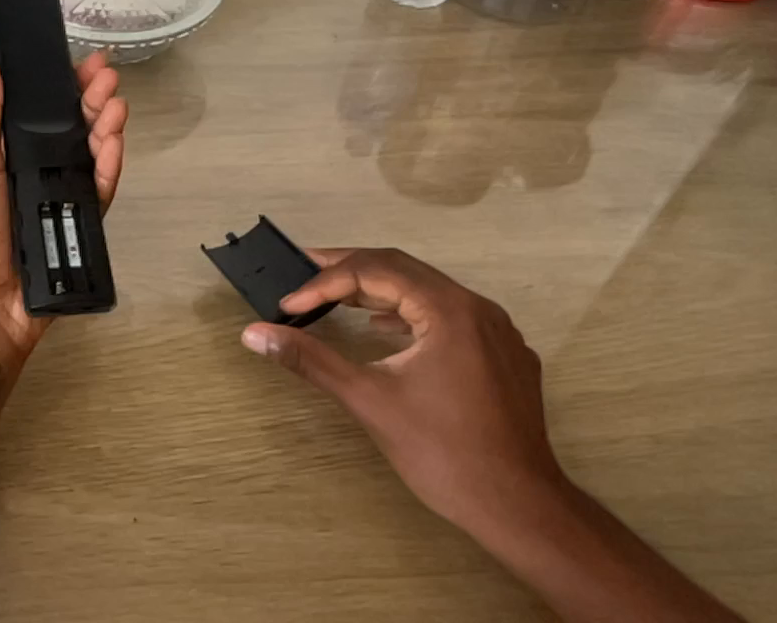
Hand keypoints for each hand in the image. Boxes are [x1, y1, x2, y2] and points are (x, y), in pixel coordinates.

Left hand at [0, 51, 127, 354]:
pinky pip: (101, 187)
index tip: (83, 61)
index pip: (44, 111)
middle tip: (108, 73)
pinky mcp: (85, 220)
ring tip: (116, 102)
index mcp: (13, 153)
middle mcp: (42, 168)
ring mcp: (66, 194)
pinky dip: (110, 163)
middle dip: (92, 97)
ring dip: (107, 124)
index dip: (64, 85)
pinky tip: (116, 140)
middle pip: (75, 126)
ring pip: (94, 152)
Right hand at [240, 249, 565, 534]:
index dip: (323, 284)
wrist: (521, 509)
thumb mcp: (368, 400)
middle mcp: (477, 307)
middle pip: (402, 268)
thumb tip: (255, 334)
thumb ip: (310, 359)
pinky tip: (383, 328)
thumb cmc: (442, 452)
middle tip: (301, 270)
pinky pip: (448, 313)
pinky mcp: (504, 355)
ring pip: (426, 289)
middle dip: (348, 269)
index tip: (288, 304)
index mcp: (448, 309)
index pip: (374, 272)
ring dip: (377, 288)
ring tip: (334, 295)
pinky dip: (407, 311)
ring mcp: (497, 330)